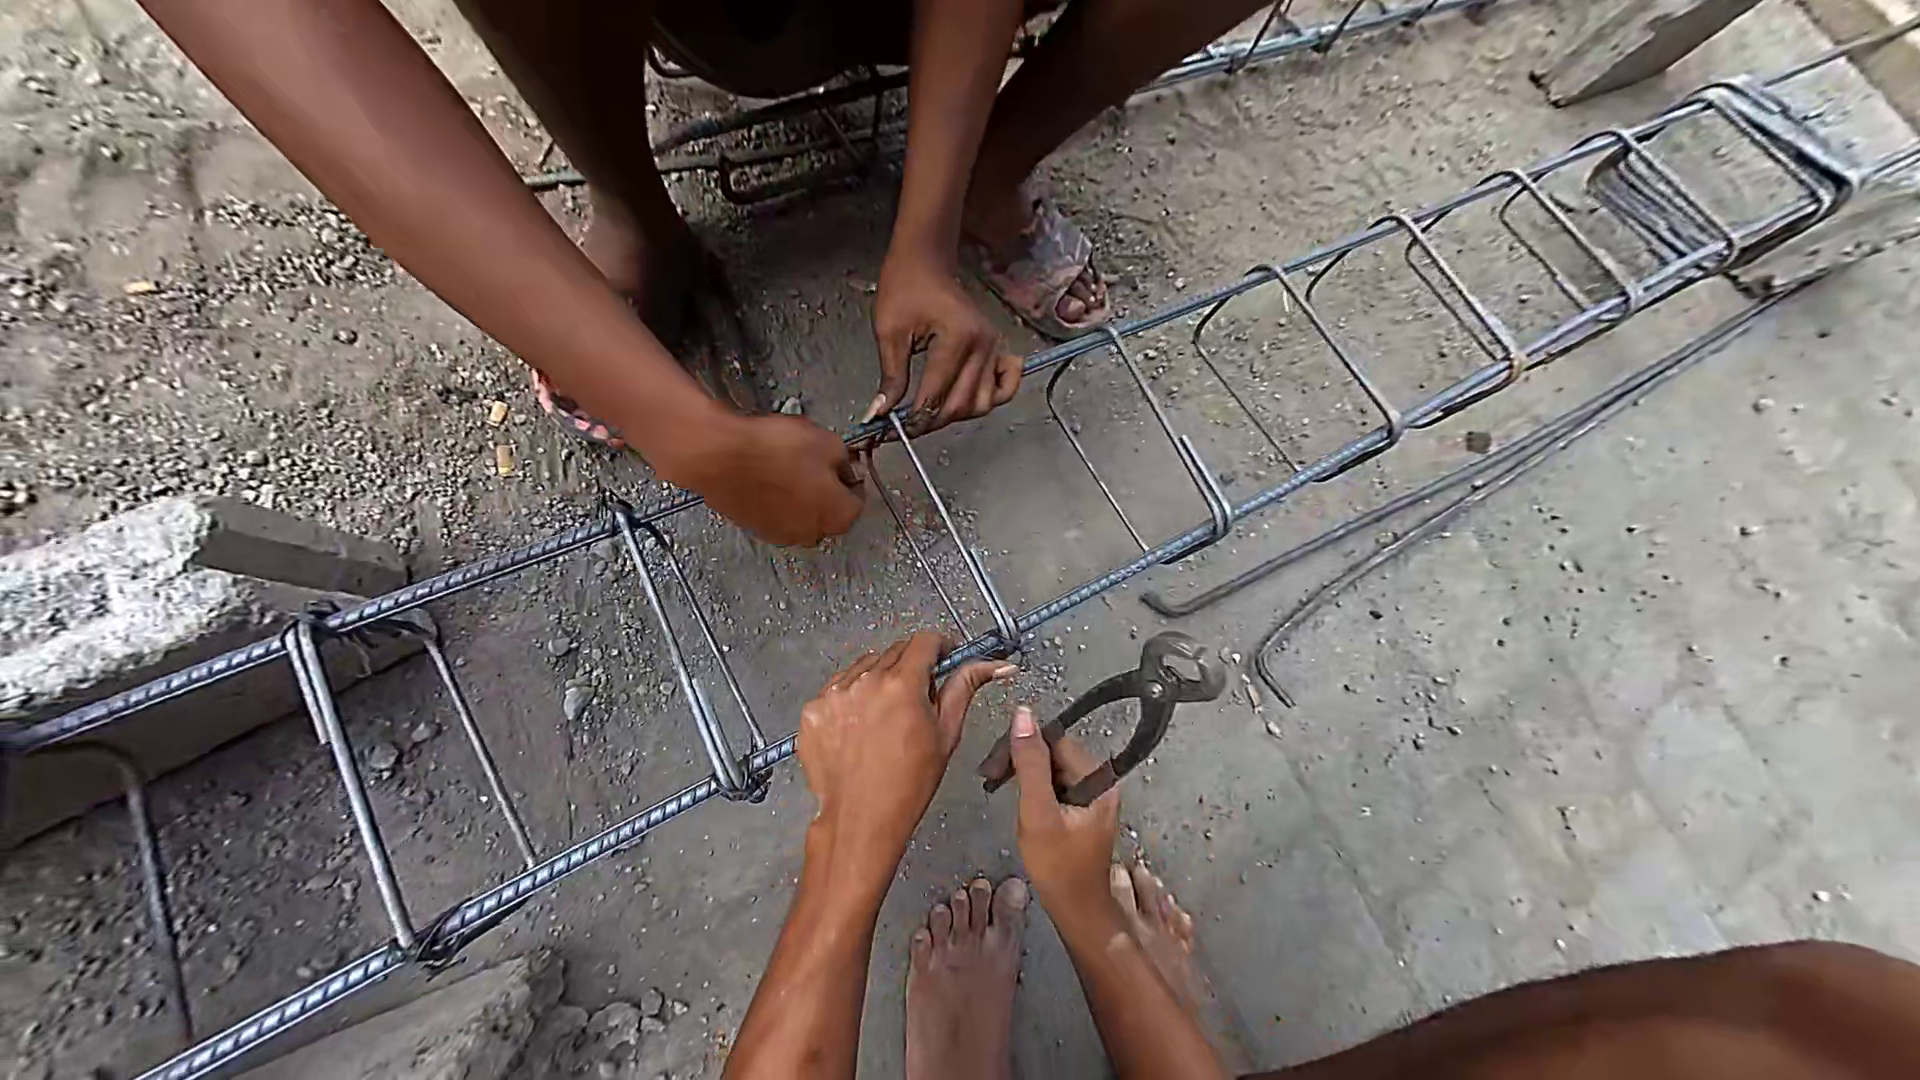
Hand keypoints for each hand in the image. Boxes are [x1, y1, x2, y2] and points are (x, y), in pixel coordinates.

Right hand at [655, 412, 863, 546]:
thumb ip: (844, 457)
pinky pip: (775, 513)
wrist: (718, 456)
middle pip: (829, 512)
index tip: (844, 466)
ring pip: (801, 514)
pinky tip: (766, 474)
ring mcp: (781, 534)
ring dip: (799, 495)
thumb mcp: (827, 441)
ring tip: (786, 466)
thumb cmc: (773, 450)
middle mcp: (812, 533)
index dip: (851, 478)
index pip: (857, 501)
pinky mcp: (755, 528)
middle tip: (814, 464)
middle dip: (826, 490)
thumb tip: (843, 464)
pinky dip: (775, 498)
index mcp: (838, 516)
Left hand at [798, 634, 1017, 878]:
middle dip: (912, 667)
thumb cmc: (907, 784)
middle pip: (896, 651)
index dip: (939, 647)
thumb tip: (993, 665)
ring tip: (886, 716)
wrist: (859, 820)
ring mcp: (835, 694)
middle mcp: (866, 681)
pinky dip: (853, 696)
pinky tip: (861, 725)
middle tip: (918, 698)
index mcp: (902, 685)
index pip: (924, 641)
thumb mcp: (946, 734)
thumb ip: (965, 688)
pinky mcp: (813, 708)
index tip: (943, 657)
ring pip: (866, 665)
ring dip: (880, 679)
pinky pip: (839, 685)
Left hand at [869, 248, 1022, 433]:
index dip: (914, 419)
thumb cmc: (905, 287)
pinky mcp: (997, 350)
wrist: (926, 261)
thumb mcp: (889, 332)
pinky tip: (969, 400)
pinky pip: (1004, 387)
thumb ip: (890, 377)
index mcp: (957, 337)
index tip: (894, 431)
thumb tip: (879, 413)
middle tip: (908, 428)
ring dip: (957, 416)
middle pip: (961, 405)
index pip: (936, 394)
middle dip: (933, 422)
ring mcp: (994, 348)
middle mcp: (983, 345)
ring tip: (932, 413)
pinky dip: (992, 400)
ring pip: (983, 403)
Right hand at [1006, 705, 1121, 926]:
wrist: (1076, 911)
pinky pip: (1054, 780)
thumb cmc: (1058, 868)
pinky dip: (1032, 785)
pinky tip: (1016, 796)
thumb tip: (1022, 715)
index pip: (1054, 740)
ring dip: (1023, 771)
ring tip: (996, 784)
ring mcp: (1092, 791)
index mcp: (1098, 777)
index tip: (994, 763)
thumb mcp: (1038, 812)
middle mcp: (1100, 779)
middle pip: (1053, 749)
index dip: (1022, 746)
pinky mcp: (1082, 804)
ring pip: (1051, 763)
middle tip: (990, 776)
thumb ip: (1030, 763)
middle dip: (1020, 758)